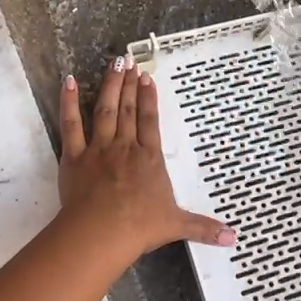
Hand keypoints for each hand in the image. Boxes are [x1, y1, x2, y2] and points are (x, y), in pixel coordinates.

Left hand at [57, 56, 234, 262]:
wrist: (102, 232)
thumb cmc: (140, 227)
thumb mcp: (176, 225)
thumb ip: (202, 228)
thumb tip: (233, 239)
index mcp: (149, 159)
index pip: (149, 121)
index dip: (148, 98)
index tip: (147, 78)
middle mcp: (125, 147)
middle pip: (127, 109)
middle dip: (128, 84)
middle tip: (128, 61)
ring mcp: (98, 149)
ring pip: (104, 110)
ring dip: (109, 86)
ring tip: (112, 64)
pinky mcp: (74, 157)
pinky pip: (71, 125)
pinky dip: (68, 102)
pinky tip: (68, 82)